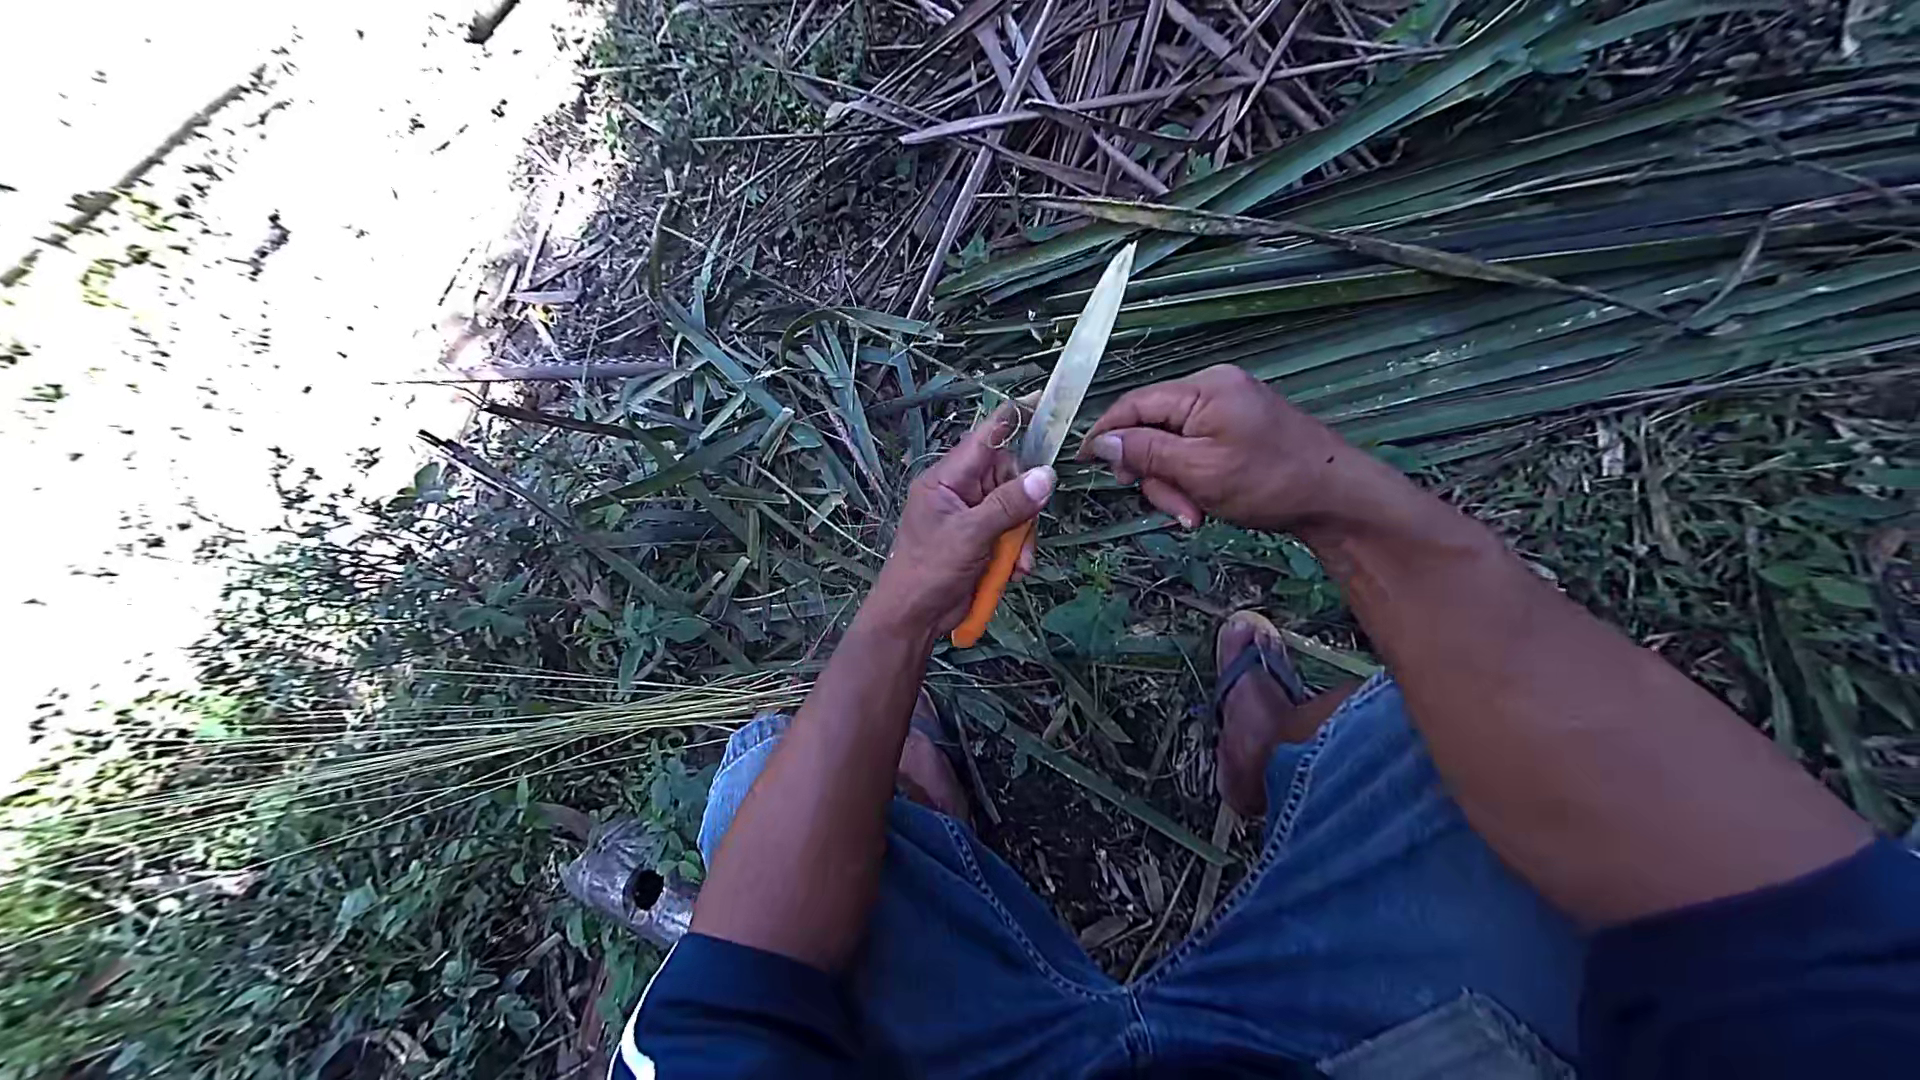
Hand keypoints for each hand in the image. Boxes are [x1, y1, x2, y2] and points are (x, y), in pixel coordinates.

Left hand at [869, 406, 1054, 635]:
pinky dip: (1016, 551)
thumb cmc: (928, 571)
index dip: (1013, 420)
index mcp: (946, 479)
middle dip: (1023, 506)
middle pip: (1009, 477)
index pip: (985, 439)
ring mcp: (971, 516)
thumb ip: (1008, 505)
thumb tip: (1046, 475)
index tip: (1041, 399)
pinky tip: (1013, 571)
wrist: (913, 618)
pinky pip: (1011, 533)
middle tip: (1024, 534)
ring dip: (1022, 536)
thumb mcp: (970, 535)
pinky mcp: (981, 540)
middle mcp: (959, 491)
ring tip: (1017, 563)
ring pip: (1015, 508)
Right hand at [1078, 364, 1377, 533]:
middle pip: (1151, 428)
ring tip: (1196, 513)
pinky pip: (1193, 450)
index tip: (1083, 462)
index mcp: (1203, 388)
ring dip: (1173, 484)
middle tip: (1173, 508)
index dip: (1105, 433)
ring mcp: (1225, 408)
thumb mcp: (1198, 470)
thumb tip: (1099, 442)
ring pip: (1170, 446)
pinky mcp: (1235, 428)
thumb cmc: (1269, 482)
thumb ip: (1144, 451)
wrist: (1336, 499)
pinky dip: (1191, 479)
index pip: (1134, 404)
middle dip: (1154, 473)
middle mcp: (1212, 389)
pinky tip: (1207, 503)